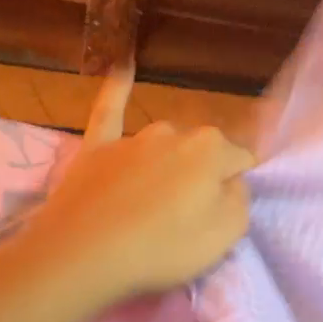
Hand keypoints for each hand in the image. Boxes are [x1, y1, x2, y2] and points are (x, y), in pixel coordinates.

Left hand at [0, 69, 253, 313]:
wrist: (82, 256)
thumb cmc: (163, 248)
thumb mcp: (227, 233)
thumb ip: (240, 199)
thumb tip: (232, 182)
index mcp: (213, 148)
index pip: (240, 161)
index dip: (234, 187)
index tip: (222, 212)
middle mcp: (176, 131)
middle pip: (201, 153)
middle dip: (201, 176)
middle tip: (187, 218)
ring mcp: (134, 138)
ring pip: (165, 145)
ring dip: (168, 165)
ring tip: (154, 205)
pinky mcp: (97, 148)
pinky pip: (110, 110)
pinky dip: (117, 88)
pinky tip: (122, 66)